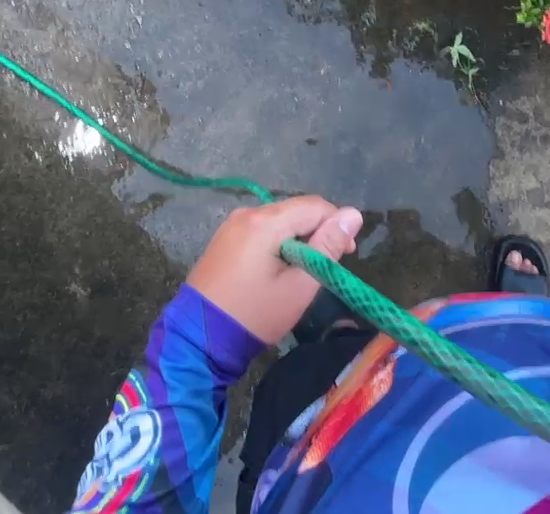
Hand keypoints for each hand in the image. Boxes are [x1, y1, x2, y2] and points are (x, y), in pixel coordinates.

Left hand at [187, 197, 363, 342]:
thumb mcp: (299, 285)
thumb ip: (328, 247)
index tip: (348, 255)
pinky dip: (278, 242)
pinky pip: (261, 230)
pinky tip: (279, 268)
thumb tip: (353, 214)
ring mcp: (231, 226)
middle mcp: (247, 213)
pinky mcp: (223, 240)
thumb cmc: (254, 314)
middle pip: (296, 210)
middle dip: (318, 232)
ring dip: (299, 238)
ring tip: (304, 270)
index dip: (337, 225)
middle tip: (326, 266)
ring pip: (279, 220)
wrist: (196, 343)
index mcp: (265, 221)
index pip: (316, 206)